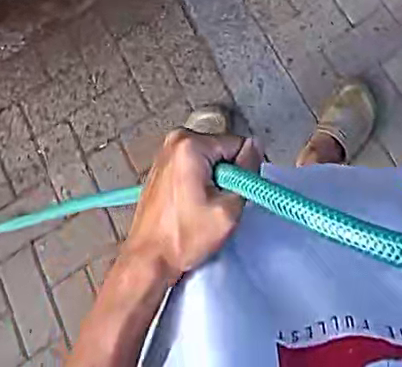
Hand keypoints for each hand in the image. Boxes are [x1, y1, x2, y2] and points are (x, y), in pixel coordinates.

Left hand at [122, 129, 263, 278]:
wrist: (146, 261)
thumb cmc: (182, 239)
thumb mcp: (228, 210)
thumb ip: (247, 172)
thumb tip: (255, 146)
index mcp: (190, 144)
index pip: (237, 144)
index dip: (242, 172)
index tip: (231, 195)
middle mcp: (176, 139)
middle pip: (222, 150)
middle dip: (225, 176)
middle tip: (215, 205)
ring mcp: (166, 152)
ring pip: (209, 159)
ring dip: (212, 181)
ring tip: (200, 208)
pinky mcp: (162, 165)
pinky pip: (194, 165)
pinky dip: (198, 182)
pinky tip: (189, 206)